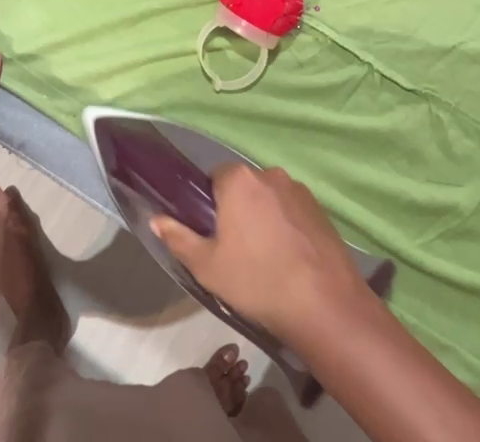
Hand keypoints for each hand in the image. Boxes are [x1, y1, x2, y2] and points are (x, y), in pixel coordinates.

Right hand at [151, 164, 368, 340]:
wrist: (323, 304)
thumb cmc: (256, 280)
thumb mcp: (206, 265)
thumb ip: (178, 237)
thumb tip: (156, 219)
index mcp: (240, 180)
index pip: (214, 176)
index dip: (208, 202)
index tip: (209, 231)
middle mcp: (271, 175)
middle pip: (244, 186)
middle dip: (236, 209)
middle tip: (232, 247)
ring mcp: (300, 191)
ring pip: (269, 199)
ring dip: (262, 217)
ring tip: (263, 257)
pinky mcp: (322, 211)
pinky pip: (292, 212)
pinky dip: (286, 227)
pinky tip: (287, 259)